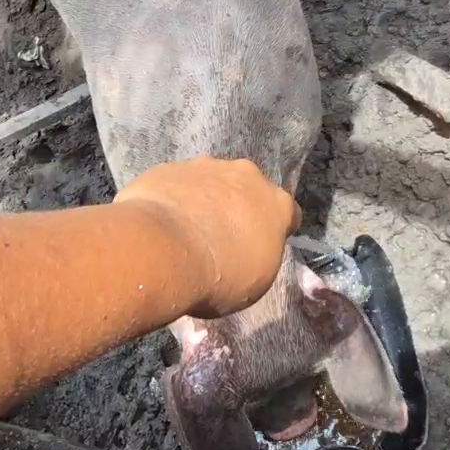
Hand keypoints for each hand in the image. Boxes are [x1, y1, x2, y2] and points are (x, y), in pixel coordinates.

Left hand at [117, 157, 299, 318]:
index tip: (259, 247)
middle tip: (221, 237)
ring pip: (212, 181)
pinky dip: (174, 198)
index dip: (274, 231)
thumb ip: (260, 255)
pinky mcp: (171, 167)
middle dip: (239, 208)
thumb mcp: (254, 282)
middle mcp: (248, 176)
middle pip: (249, 190)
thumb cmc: (218, 277)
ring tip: (186, 231)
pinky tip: (162, 223)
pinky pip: (177, 183)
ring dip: (205, 200)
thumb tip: (247, 249)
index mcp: (278, 204)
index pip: (288, 214)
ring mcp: (208, 166)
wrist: (161, 252)